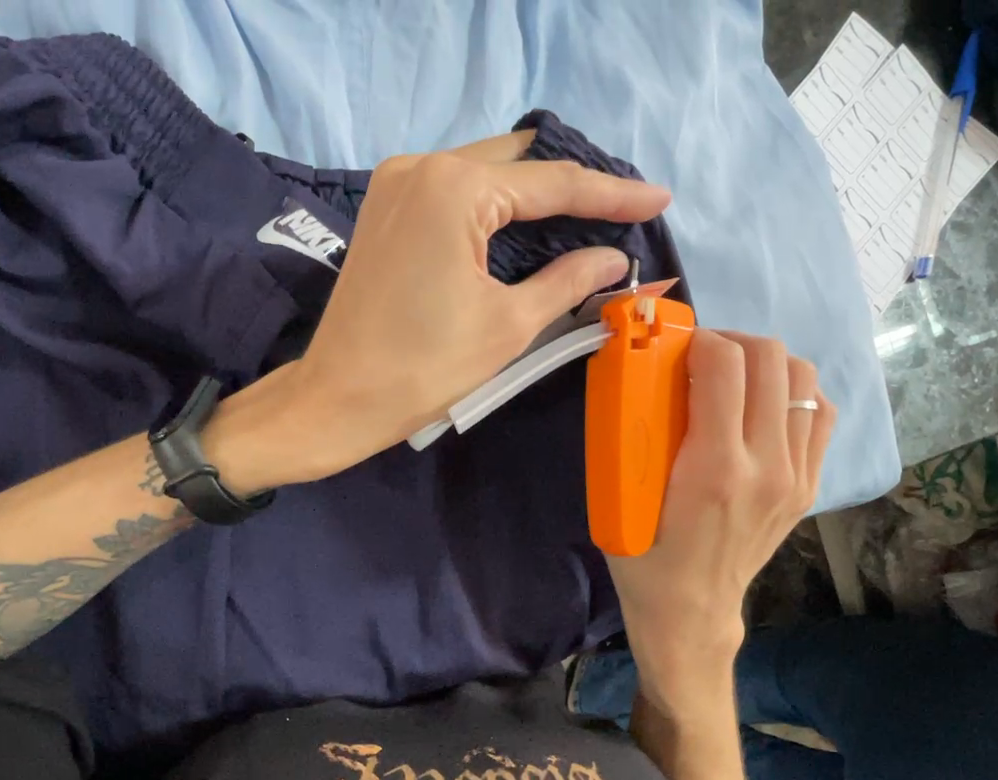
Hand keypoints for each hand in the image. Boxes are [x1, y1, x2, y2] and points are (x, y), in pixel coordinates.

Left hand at [205, 130, 670, 491]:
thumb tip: (613, 258)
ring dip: (532, 194)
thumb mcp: (508, 325)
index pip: (550, 183)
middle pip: (516, 163)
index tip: (660, 201)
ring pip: (484, 172)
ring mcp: (395, 184)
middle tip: (621, 212)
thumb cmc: (421, 369)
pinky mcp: (383, 209)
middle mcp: (421, 166)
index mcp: (453, 188)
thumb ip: (568, 280)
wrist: (337, 399)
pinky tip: (526, 227)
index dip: (611, 195)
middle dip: (571, 187)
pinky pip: (452, 192)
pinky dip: (492, 207)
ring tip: (585, 219)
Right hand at [606, 330, 835, 690]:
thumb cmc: (643, 556)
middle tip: (703, 354)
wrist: (690, 610)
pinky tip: (763, 404)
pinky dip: (794, 393)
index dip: (700, 339)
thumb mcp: (624, 498)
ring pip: (804, 378)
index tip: (677, 345)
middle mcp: (766, 466)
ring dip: (767, 362)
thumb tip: (646, 376)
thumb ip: (638, 436)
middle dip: (734, 340)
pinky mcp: (809, 485)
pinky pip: (819, 412)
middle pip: (772, 360)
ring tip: (734, 374)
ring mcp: (796, 476)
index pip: (725, 367)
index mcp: (713, 469)